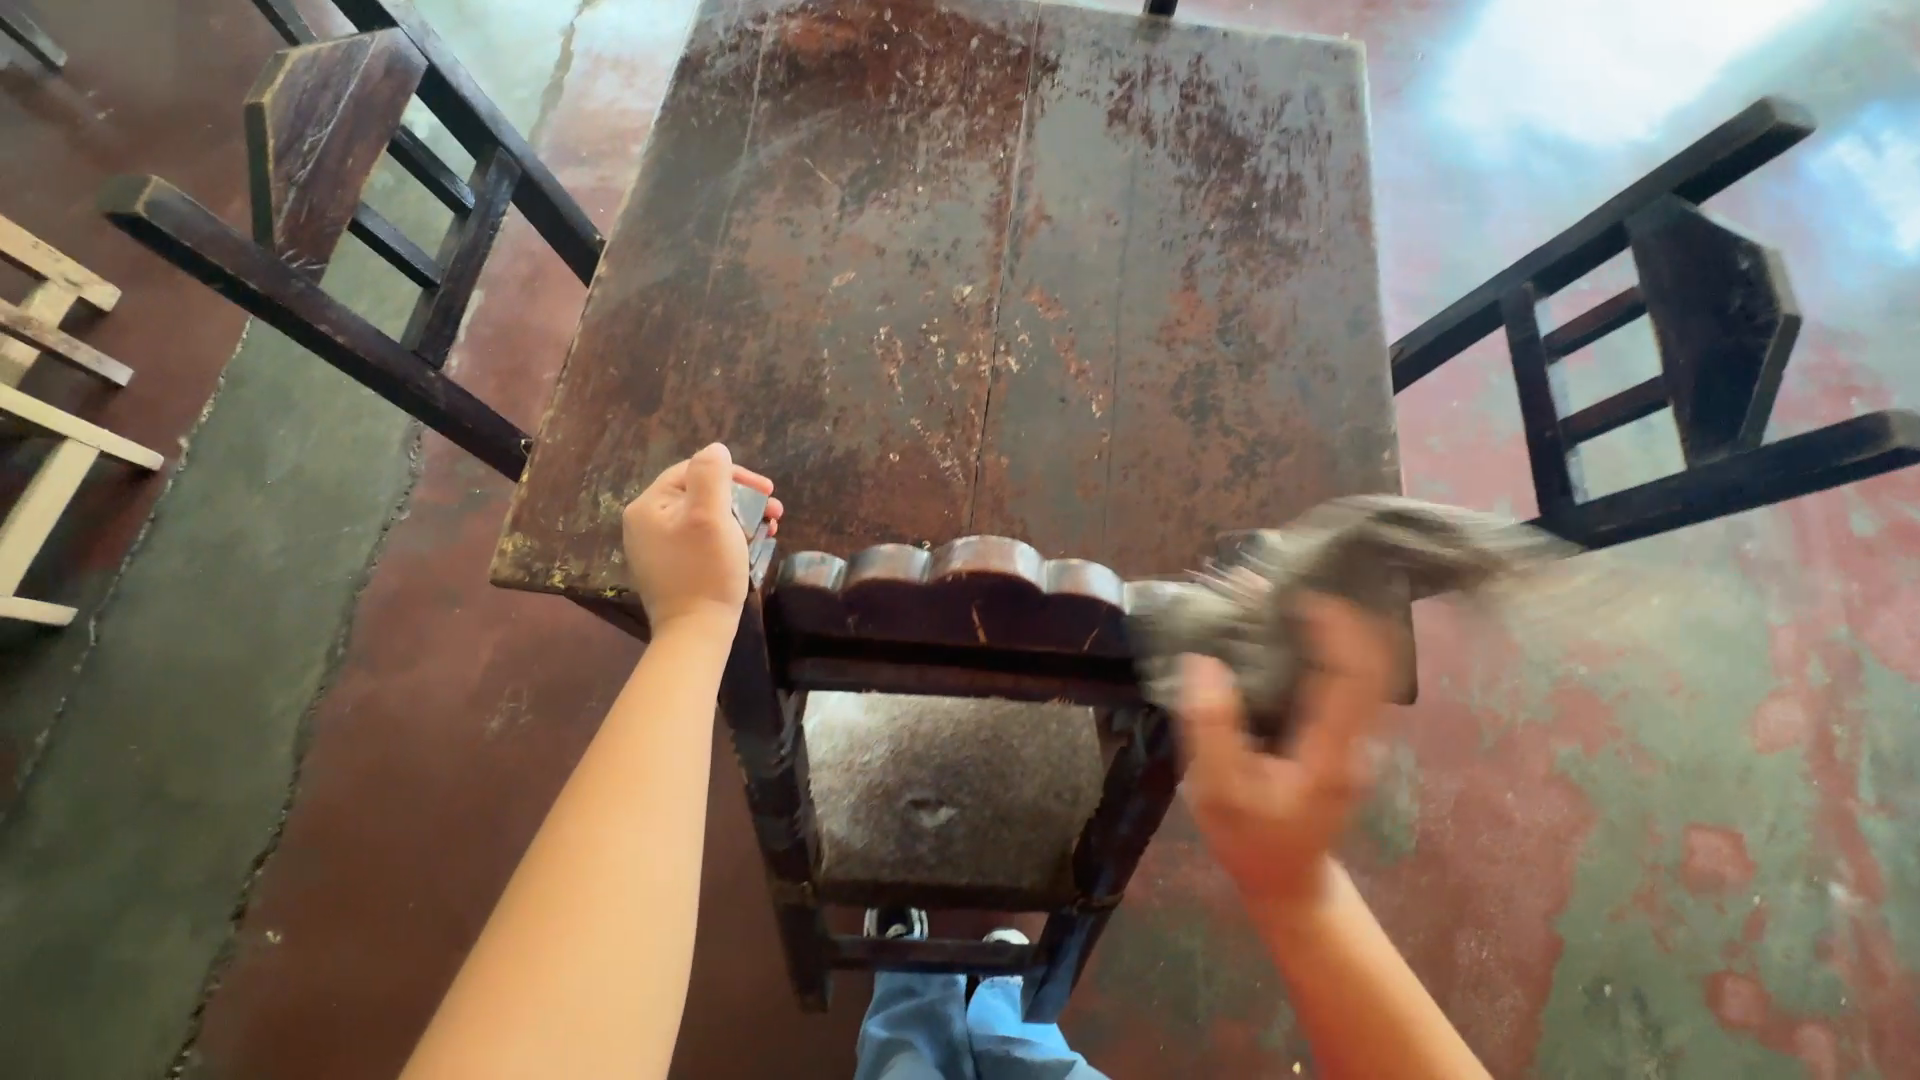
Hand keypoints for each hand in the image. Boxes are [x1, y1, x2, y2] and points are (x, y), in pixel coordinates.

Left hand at [622, 443, 782, 635]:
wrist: (696, 632)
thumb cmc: (705, 571)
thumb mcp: (711, 515)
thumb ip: (712, 475)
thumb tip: (715, 448)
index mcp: (648, 506)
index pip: (694, 471)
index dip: (734, 476)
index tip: (768, 491)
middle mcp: (646, 524)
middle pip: (701, 494)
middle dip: (742, 500)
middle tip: (775, 513)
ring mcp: (658, 549)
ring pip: (706, 518)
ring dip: (741, 518)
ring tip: (770, 531)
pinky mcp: (673, 569)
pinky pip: (703, 541)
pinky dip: (729, 538)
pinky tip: (752, 547)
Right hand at [1171, 594, 1395, 913]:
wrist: (1286, 880)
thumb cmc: (1251, 839)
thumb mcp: (1219, 791)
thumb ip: (1211, 728)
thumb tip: (1202, 662)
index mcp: (1332, 751)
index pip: (1356, 674)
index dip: (1336, 626)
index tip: (1297, 595)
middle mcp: (1357, 738)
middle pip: (1370, 660)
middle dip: (1335, 614)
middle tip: (1283, 586)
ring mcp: (1355, 737)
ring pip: (1361, 666)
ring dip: (1328, 628)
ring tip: (1276, 602)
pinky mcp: (1341, 735)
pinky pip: (1343, 679)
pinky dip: (1319, 647)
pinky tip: (1279, 635)